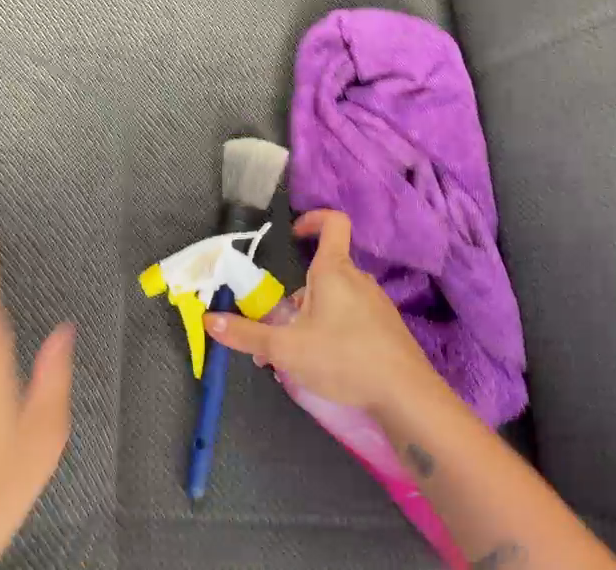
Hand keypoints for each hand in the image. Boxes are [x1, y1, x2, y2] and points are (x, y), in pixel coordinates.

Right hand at [204, 209, 437, 415]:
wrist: (406, 396)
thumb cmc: (344, 359)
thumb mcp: (286, 349)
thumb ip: (247, 335)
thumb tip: (209, 320)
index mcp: (333, 271)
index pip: (333, 223)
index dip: (313, 219)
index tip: (294, 235)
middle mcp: (358, 280)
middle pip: (324, 271)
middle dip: (298, 294)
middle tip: (279, 326)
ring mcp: (376, 304)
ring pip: (337, 298)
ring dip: (314, 316)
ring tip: (298, 352)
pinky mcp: (387, 329)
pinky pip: (353, 318)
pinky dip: (334, 330)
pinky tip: (327, 364)